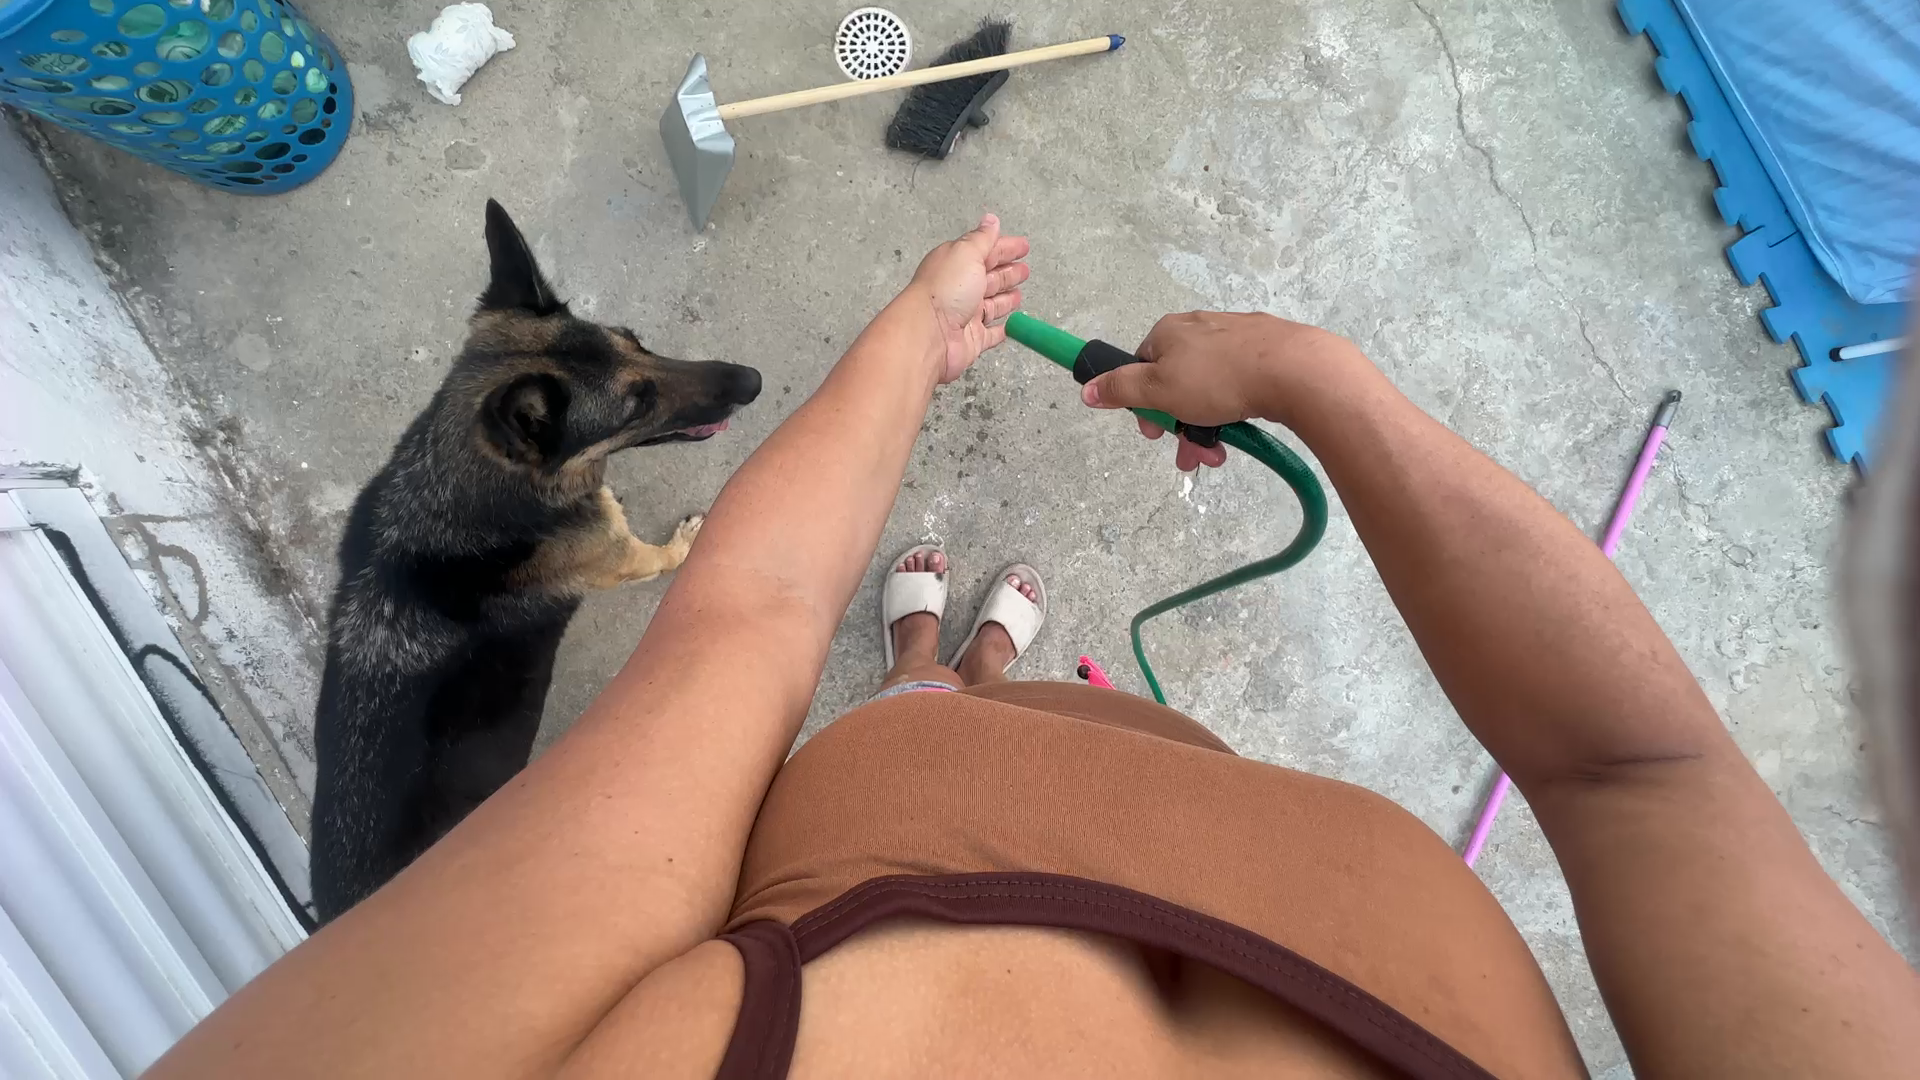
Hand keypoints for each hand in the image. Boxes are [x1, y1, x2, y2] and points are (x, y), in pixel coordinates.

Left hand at [907, 213, 1029, 383]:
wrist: (929, 334)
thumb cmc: (946, 289)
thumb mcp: (966, 253)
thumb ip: (982, 239)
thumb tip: (991, 220)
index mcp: (958, 264)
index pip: (986, 252)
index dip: (1005, 248)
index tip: (1024, 246)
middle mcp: (961, 289)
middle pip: (989, 279)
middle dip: (1007, 273)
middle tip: (1025, 270)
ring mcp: (966, 316)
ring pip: (991, 306)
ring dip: (1005, 300)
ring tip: (1020, 294)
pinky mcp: (972, 340)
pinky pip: (991, 334)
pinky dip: (1002, 330)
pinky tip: (1011, 326)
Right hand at [1079, 311, 1370, 467]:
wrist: (1295, 371)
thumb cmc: (1217, 380)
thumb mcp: (1157, 390)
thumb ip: (1119, 389)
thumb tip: (1085, 389)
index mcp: (1168, 332)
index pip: (1140, 367)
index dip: (1142, 404)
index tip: (1153, 432)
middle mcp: (1199, 328)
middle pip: (1174, 383)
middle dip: (1177, 425)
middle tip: (1188, 455)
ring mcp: (1235, 338)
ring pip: (1206, 390)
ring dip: (1203, 429)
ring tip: (1214, 457)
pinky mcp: (1265, 352)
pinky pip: (1236, 386)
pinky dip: (1231, 414)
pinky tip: (1240, 433)